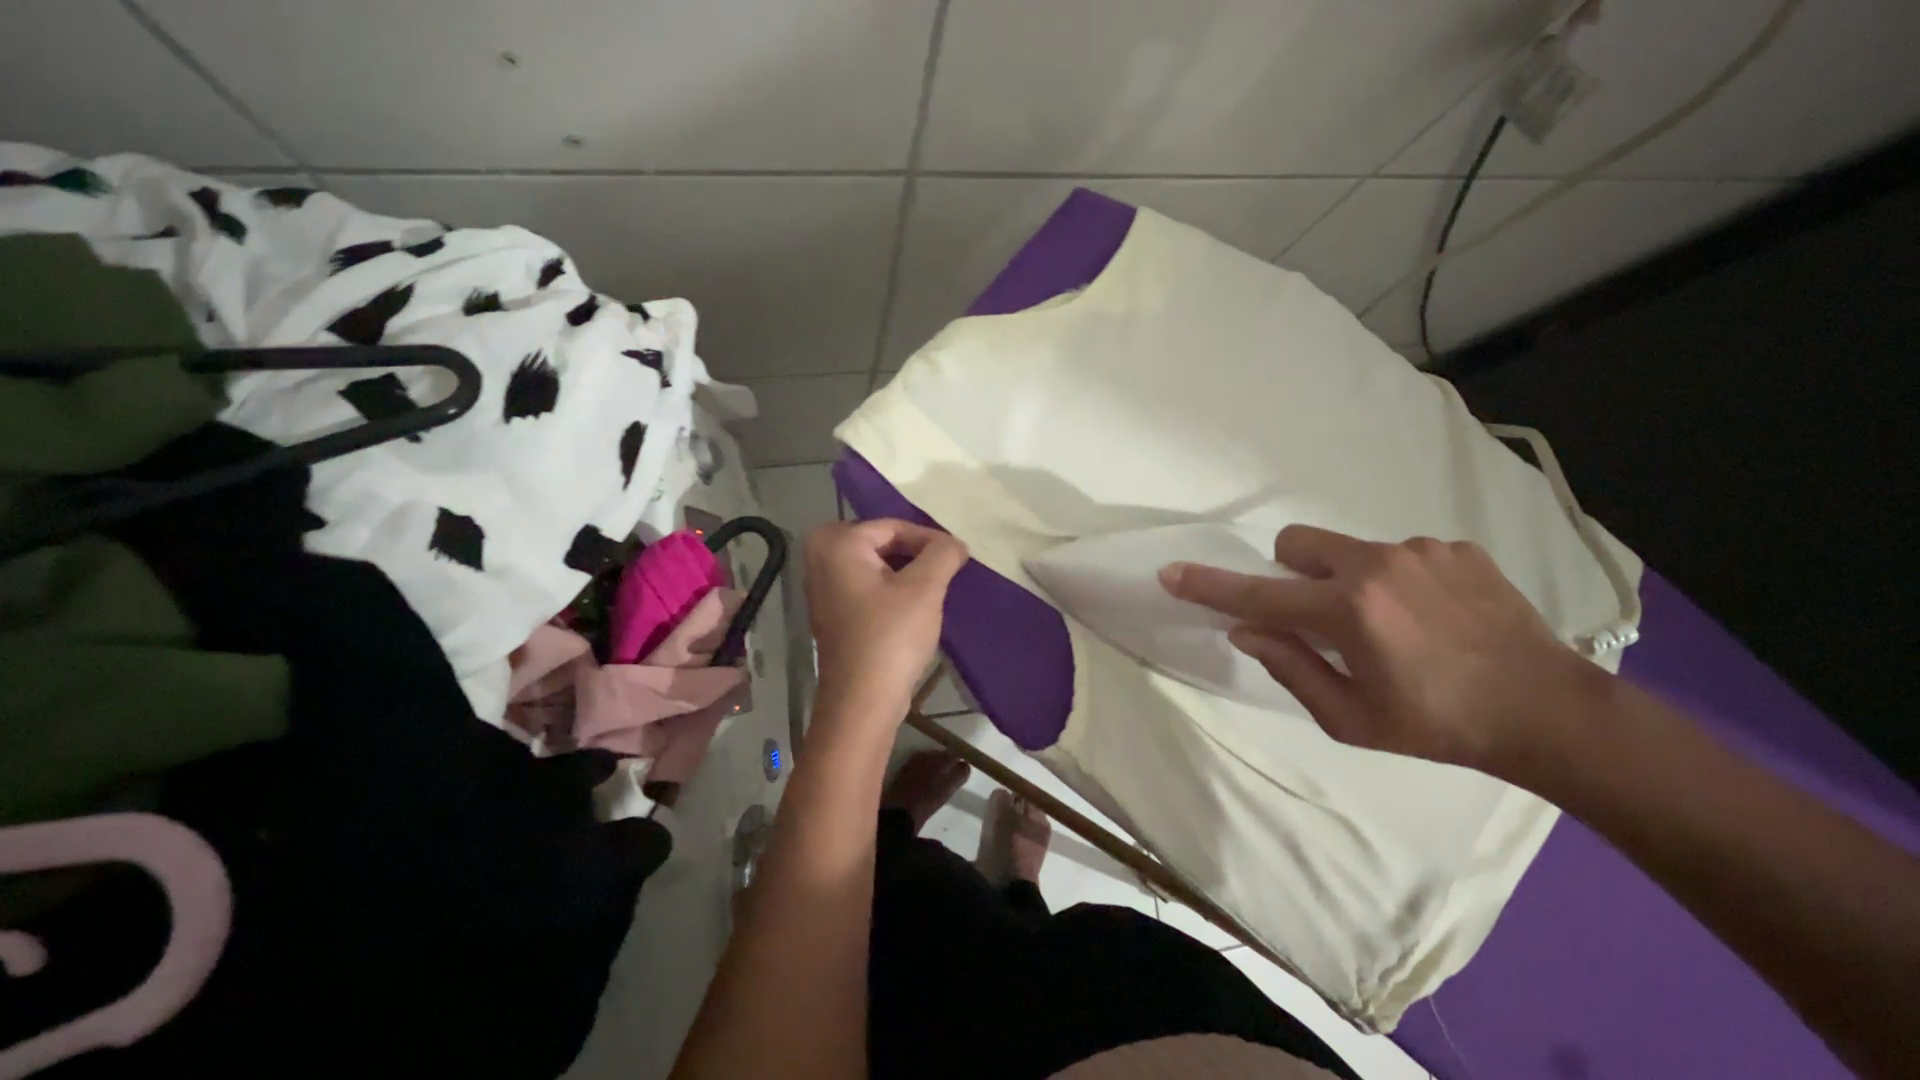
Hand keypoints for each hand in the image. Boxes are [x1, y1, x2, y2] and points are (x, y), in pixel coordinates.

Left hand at [803, 519, 968, 723]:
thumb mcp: (925, 588)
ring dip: (903, 572)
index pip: (891, 526)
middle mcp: (818, 560)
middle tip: (944, 568)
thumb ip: (943, 553)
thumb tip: (954, 544)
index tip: (958, 556)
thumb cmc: (891, 637)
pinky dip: (888, 590)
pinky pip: (863, 587)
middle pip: (878, 542)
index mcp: (836, 544)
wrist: (862, 702)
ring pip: (871, 566)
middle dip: (912, 553)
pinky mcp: (830, 615)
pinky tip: (913, 607)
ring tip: (934, 587)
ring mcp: (821, 589)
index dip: (928, 538)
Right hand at [1159, 525, 1600, 772]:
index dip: (1210, 587)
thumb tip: (1247, 633)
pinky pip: (1403, 554)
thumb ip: (1292, 668)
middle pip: (1298, 543)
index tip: (1172, 572)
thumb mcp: (1353, 719)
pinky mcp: (1458, 548)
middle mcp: (1378, 565)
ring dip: (1351, 581)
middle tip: (1321, 618)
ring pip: (1352, 549)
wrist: (1547, 711)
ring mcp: (1422, 550)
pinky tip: (1436, 618)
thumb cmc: (1439, 727)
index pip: (1259, 596)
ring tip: (1397, 628)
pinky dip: (1401, 581)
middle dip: (1292, 573)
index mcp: (1348, 611)